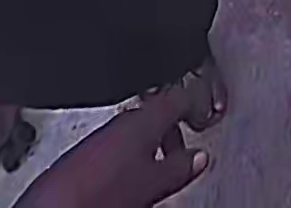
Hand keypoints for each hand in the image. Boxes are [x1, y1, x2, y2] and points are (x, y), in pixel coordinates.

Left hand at [15, 74, 213, 207]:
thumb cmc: (100, 193)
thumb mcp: (153, 183)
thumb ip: (181, 166)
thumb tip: (200, 157)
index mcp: (146, 118)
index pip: (182, 97)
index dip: (199, 105)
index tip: (207, 118)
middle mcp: (124, 121)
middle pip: (160, 114)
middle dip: (175, 132)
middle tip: (185, 154)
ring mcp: (102, 137)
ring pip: (138, 133)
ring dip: (153, 148)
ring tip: (158, 174)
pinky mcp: (84, 156)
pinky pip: (119, 149)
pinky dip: (132, 159)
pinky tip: (128, 183)